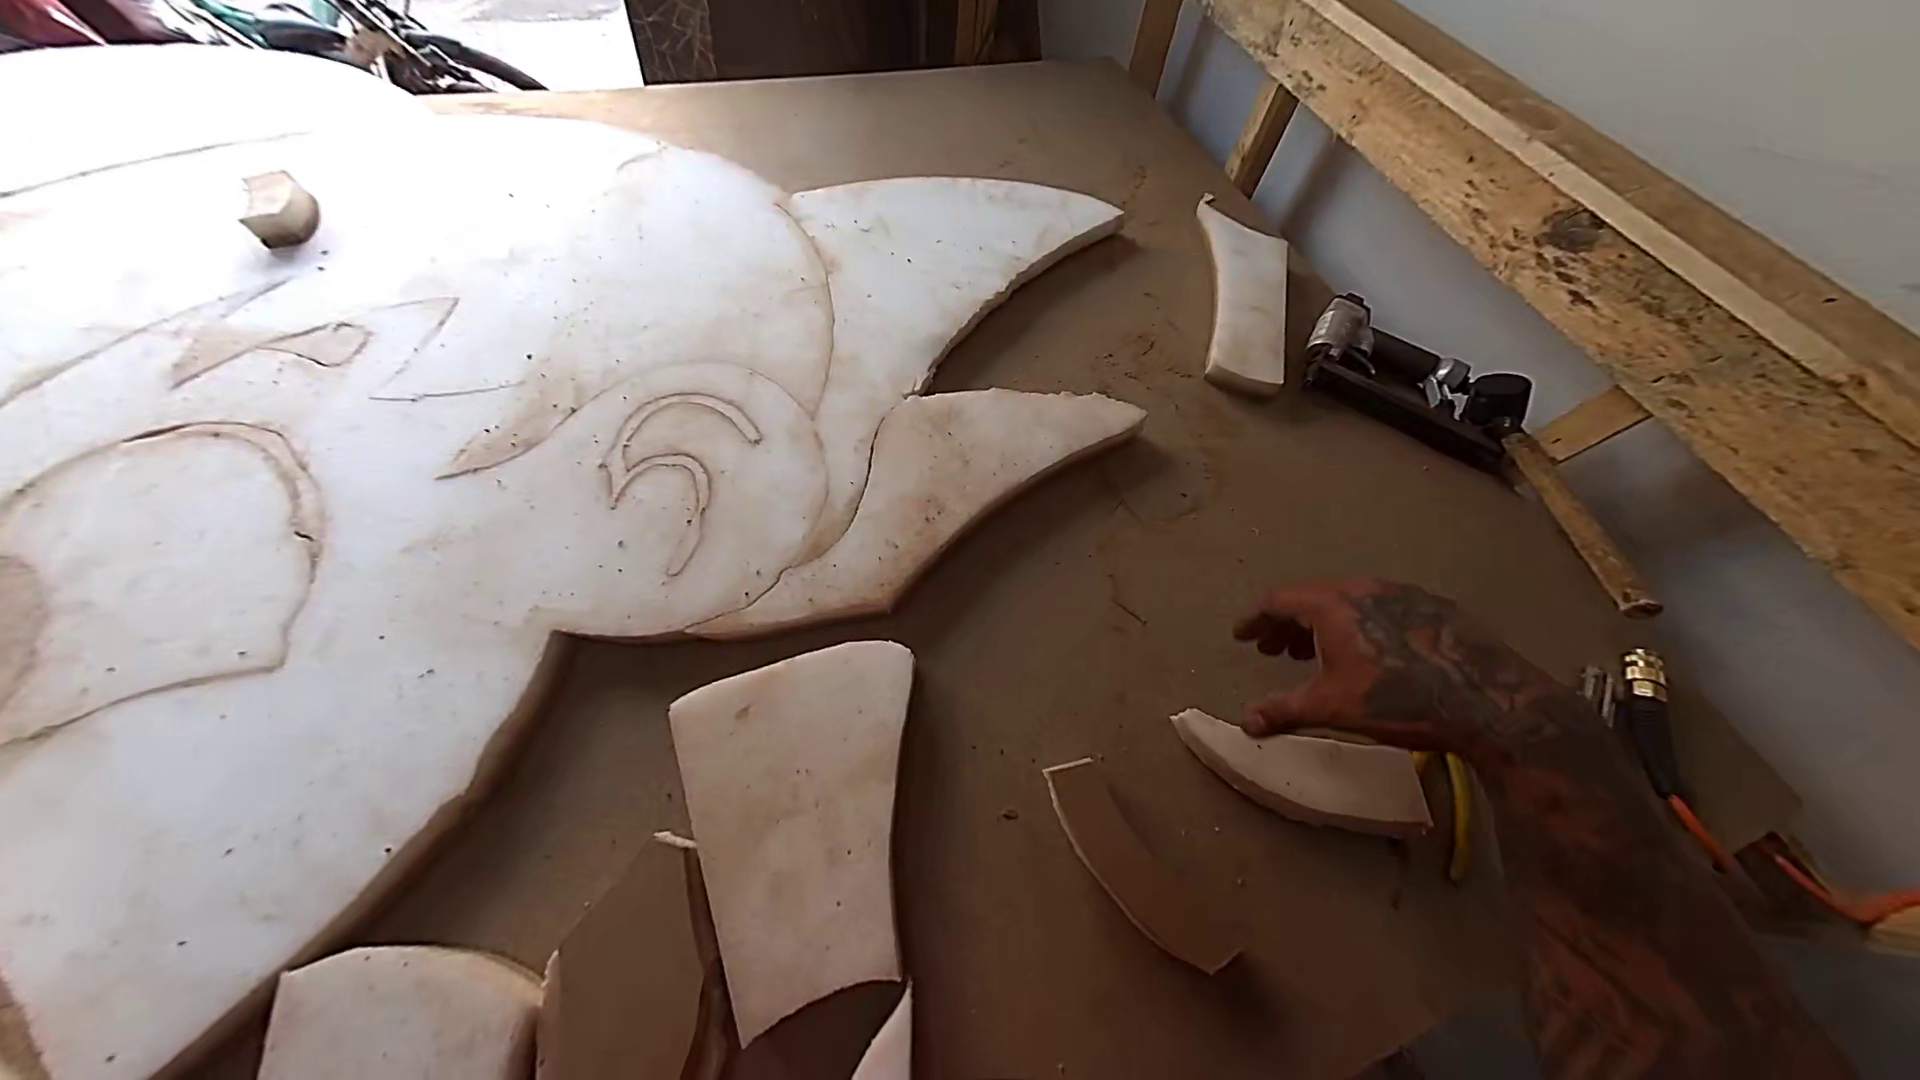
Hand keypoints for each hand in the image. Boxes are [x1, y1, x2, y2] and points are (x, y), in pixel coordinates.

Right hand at [1232, 579, 1573, 765]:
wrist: (1490, 703)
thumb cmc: (1397, 700)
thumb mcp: (1331, 707)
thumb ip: (1283, 709)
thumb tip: (1244, 722)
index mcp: (1332, 605)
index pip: (1278, 600)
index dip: (1254, 618)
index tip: (1242, 635)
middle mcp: (1364, 589)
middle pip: (1311, 598)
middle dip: (1286, 624)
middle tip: (1273, 649)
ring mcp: (1403, 594)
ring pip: (1347, 602)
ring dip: (1321, 624)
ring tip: (1314, 653)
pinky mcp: (1434, 608)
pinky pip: (1379, 608)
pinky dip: (1358, 624)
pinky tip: (1367, 652)